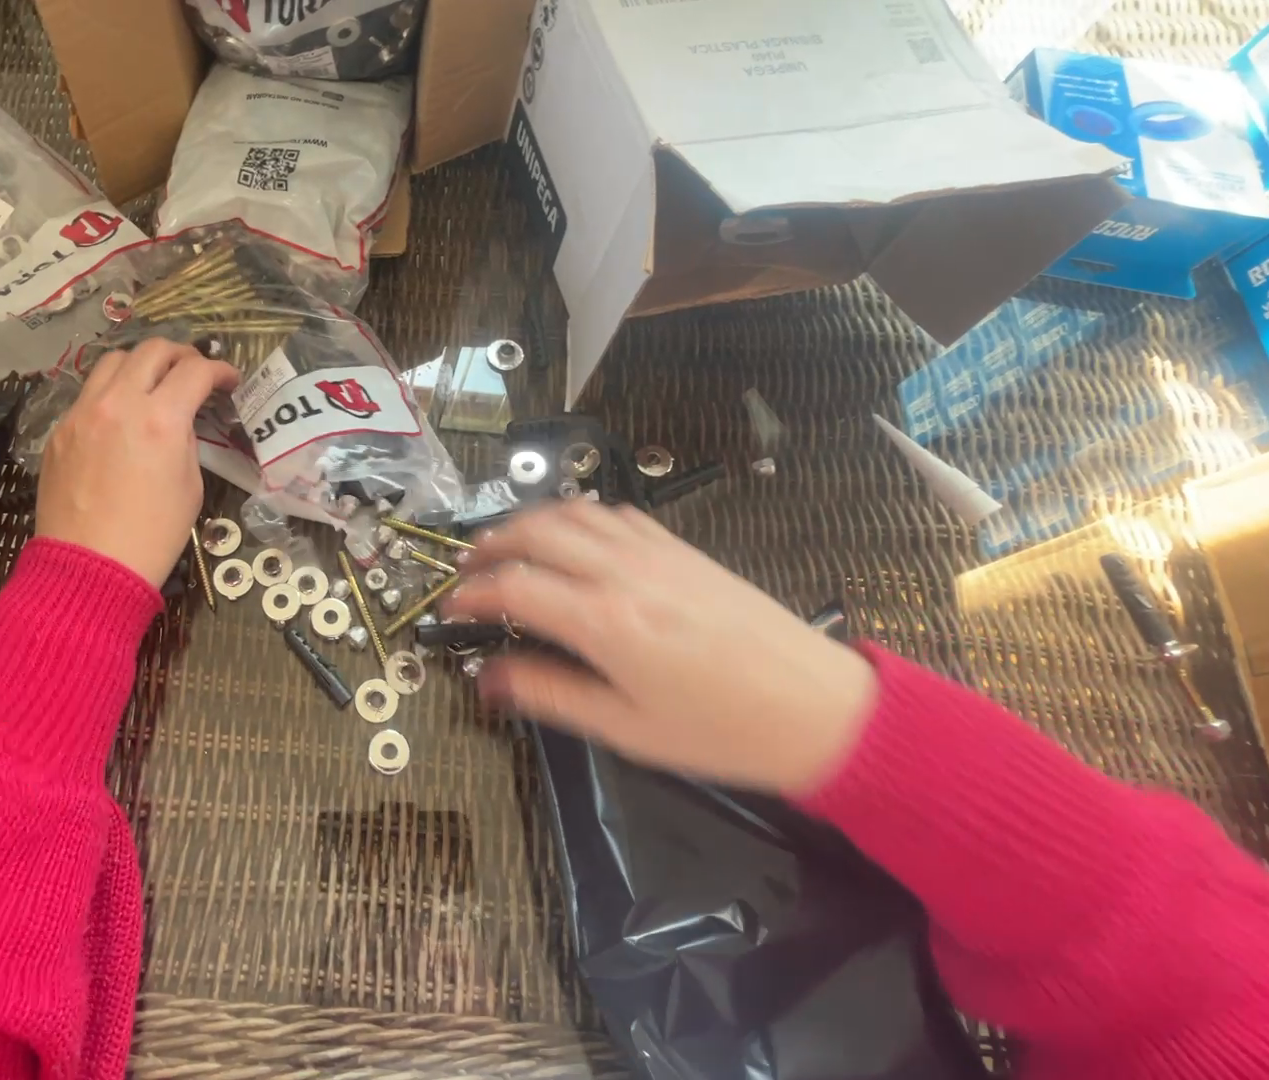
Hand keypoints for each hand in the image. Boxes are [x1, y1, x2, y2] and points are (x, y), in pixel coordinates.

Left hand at [36, 339, 238, 585]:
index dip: (220, 370)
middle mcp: (118, 403)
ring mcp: (82, 413)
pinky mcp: (60, 430)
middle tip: (195, 373)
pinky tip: (122, 417)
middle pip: (152, 351)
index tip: (229, 380)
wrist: (91, 567)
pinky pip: (89, 393)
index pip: (195, 371)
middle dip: (182, 356)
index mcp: (161, 420)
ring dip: (142, 365)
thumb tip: (177, 422)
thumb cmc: (153, 536)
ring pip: (113, 361)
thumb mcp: (190, 486)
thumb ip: (185, 440)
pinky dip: (112, 392)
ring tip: (155, 385)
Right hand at [446, 500, 877, 796]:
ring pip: (573, 513)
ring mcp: (655, 553)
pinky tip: (572, 538)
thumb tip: (489, 677)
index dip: (471, 593)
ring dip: (528, 522)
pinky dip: (577, 518)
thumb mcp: (624, 728)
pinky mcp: (681, 548)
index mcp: (604, 622)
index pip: (514, 587)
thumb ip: (548, 693)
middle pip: (536, 532)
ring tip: (506, 546)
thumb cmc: (718, 731)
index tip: (450, 607)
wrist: (818, 708)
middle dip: (490, 545)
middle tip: (467, 568)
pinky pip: (615, 514)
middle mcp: (623, 573)